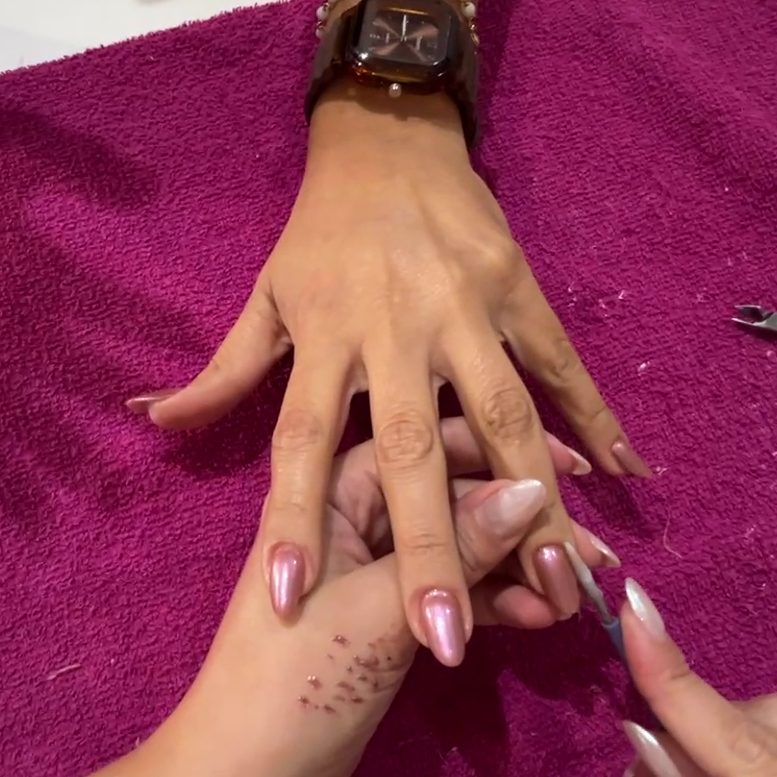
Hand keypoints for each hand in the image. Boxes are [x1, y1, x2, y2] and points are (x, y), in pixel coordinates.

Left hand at [133, 88, 647, 665]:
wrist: (389, 139)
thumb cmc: (320, 232)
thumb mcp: (264, 295)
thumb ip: (219, 369)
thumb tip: (151, 422)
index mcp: (325, 336)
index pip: (301, 440)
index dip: (292, 519)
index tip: (287, 601)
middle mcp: (396, 329)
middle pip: (410, 448)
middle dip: (426, 545)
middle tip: (442, 636)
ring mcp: (466, 310)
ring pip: (503, 414)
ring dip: (533, 499)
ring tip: (559, 583)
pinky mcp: (520, 290)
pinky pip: (560, 362)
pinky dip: (595, 415)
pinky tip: (625, 475)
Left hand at [152, 418, 613, 776]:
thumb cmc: (295, 679)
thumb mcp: (381, 606)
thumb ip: (457, 545)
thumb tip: (529, 487)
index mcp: (329, 492)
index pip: (419, 446)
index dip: (492, 449)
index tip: (566, 467)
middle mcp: (350, 519)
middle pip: (445, 499)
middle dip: (516, 521)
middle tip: (588, 551)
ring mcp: (371, 573)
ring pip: (455, 551)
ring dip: (514, 569)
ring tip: (575, 594)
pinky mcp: (387, 620)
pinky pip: (450, 596)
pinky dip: (492, 604)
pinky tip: (538, 617)